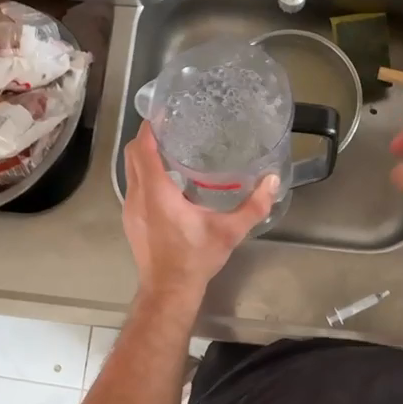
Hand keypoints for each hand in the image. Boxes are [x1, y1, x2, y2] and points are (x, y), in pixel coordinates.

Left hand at [122, 123, 277, 299]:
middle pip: (132, 154)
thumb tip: (272, 181)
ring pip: (130, 171)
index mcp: (156, 192)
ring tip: (171, 149)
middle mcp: (138, 196)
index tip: (164, 112)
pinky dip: (145, 175)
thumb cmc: (195, 259)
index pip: (143, 147)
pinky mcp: (132, 220)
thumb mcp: (229, 232)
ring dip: (145, 156)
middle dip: (147, 137)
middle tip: (171, 127)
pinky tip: (168, 181)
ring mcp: (131, 209)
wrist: (169, 291)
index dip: (150, 126)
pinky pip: (134, 187)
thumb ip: (253, 206)